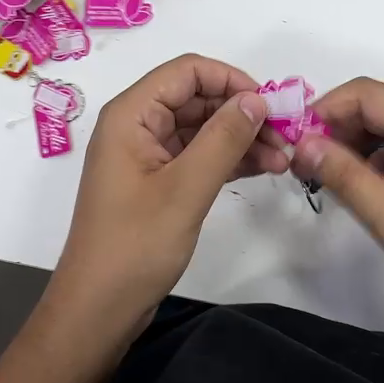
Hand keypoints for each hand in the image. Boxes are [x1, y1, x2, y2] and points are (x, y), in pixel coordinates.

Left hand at [56, 54, 289, 319]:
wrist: (97, 311)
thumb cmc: (134, 245)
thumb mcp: (185, 189)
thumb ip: (223, 139)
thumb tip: (257, 99)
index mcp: (131, 114)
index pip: (187, 71)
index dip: (230, 80)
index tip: (270, 104)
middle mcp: (136, 124)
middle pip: (196, 97)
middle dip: (241, 112)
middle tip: (286, 136)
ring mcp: (146, 153)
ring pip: (200, 126)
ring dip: (240, 137)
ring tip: (284, 158)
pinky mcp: (157, 180)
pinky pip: (197, 153)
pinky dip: (228, 158)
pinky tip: (264, 168)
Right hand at [292, 78, 383, 334]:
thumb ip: (347, 178)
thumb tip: (303, 144)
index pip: (370, 94)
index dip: (327, 109)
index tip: (295, 139)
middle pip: (381, 105)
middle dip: (339, 126)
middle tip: (304, 161)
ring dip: (356, 142)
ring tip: (325, 173)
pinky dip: (379, 157)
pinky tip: (362, 183)